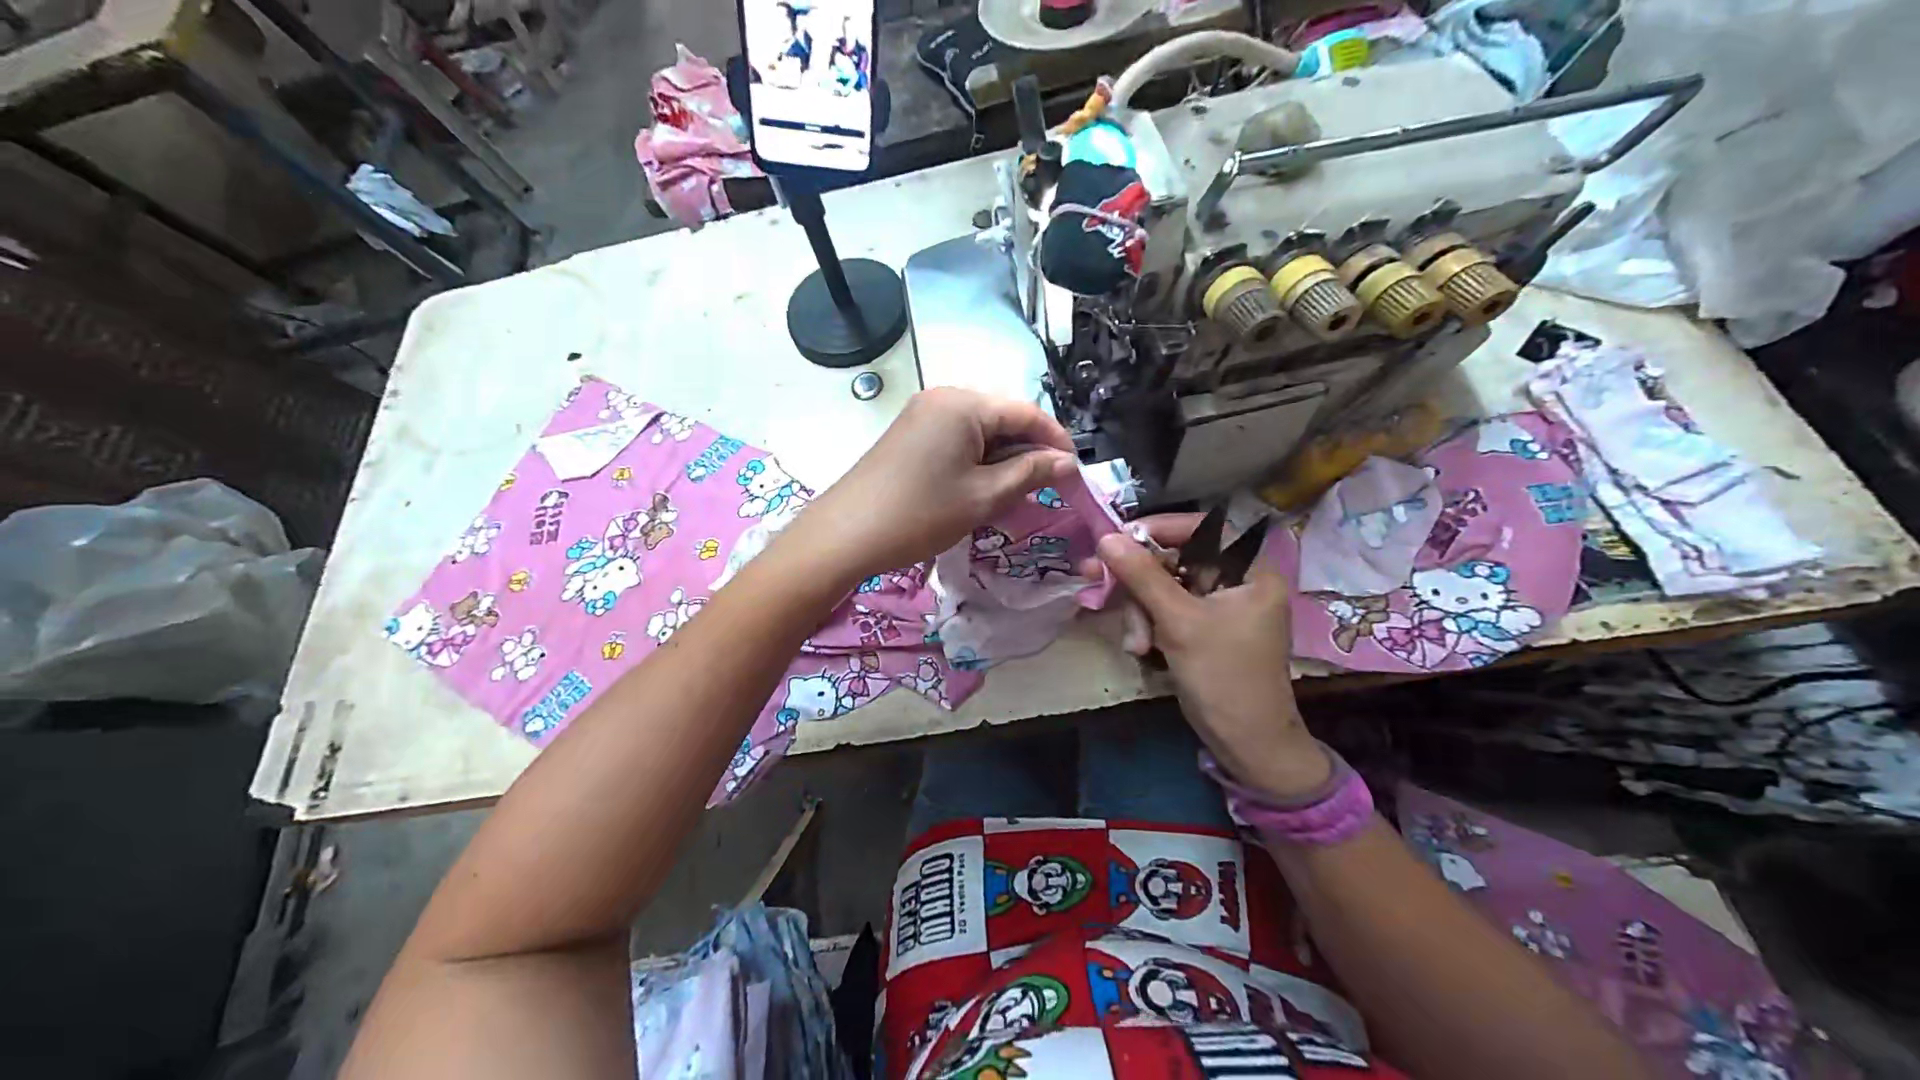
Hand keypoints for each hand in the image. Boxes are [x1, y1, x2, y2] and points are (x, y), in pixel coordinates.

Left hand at [781, 388, 1077, 583]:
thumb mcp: (984, 496)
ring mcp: (922, 416)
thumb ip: (1030, 473)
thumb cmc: (920, 513)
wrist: (846, 534)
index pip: (1027, 412)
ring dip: (1003, 462)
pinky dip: (977, 465)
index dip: (1056, 440)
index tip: (1076, 473)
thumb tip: (1066, 463)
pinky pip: (957, 443)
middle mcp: (943, 398)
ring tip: (1018, 497)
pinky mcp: (910, 437)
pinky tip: (985, 492)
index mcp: (964, 403)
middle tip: (1048, 490)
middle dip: (1029, 453)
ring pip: (980, 434)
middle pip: (1003, 419)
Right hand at [1095, 517, 1330, 799]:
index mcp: (1249, 570)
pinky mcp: (1204, 628)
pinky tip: (1143, 650)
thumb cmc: (1223, 677)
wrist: (1247, 744)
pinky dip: (1150, 625)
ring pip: (1165, 587)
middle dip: (1141, 584)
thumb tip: (1107, 538)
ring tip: (1137, 645)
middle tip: (1103, 588)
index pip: (1202, 528)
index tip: (1119, 539)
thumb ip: (1143, 576)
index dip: (1159, 529)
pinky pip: (1168, 610)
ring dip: (1141, 612)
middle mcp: (1237, 580)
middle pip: (1176, 559)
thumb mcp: (1179, 622)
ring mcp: (1219, 606)